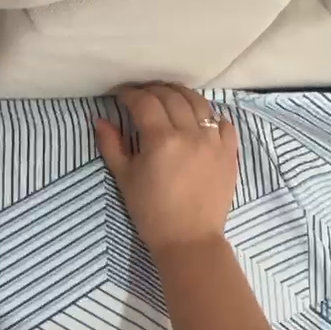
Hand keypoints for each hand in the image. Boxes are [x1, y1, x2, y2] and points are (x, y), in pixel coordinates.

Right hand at [95, 84, 237, 257]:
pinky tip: (197, 118)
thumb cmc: (151, 212)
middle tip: (140, 94)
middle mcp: (190, 133)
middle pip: (171, 96)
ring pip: (198, 103)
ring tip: (168, 97)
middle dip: (153, 90)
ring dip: (180, 94)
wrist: (189, 239)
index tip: (120, 95)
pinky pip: (222, 122)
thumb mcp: (125, 178)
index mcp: (161, 140)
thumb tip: (100, 121)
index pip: (144, 102)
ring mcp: (214, 141)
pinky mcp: (229, 151)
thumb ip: (112, 146)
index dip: (130, 94)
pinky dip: (208, 113)